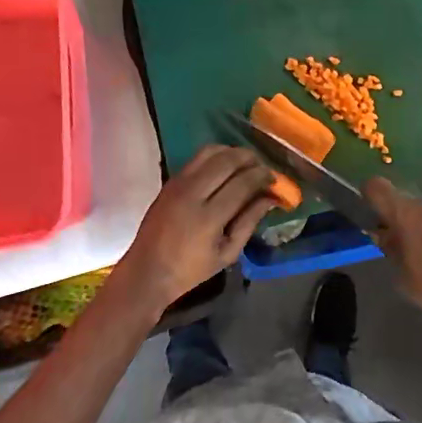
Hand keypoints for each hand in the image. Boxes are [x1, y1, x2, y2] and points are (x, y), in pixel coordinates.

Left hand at [112, 145, 275, 313]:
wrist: (147, 270)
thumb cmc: (191, 270)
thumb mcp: (227, 253)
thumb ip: (249, 222)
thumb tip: (270, 198)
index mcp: (208, 218)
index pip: (242, 184)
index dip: (262, 176)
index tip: (273, 179)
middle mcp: (192, 194)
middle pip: (227, 161)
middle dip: (250, 159)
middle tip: (262, 167)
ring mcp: (178, 184)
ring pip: (210, 152)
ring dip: (232, 152)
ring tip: (245, 162)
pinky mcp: (170, 181)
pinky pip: (196, 158)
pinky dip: (215, 156)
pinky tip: (225, 166)